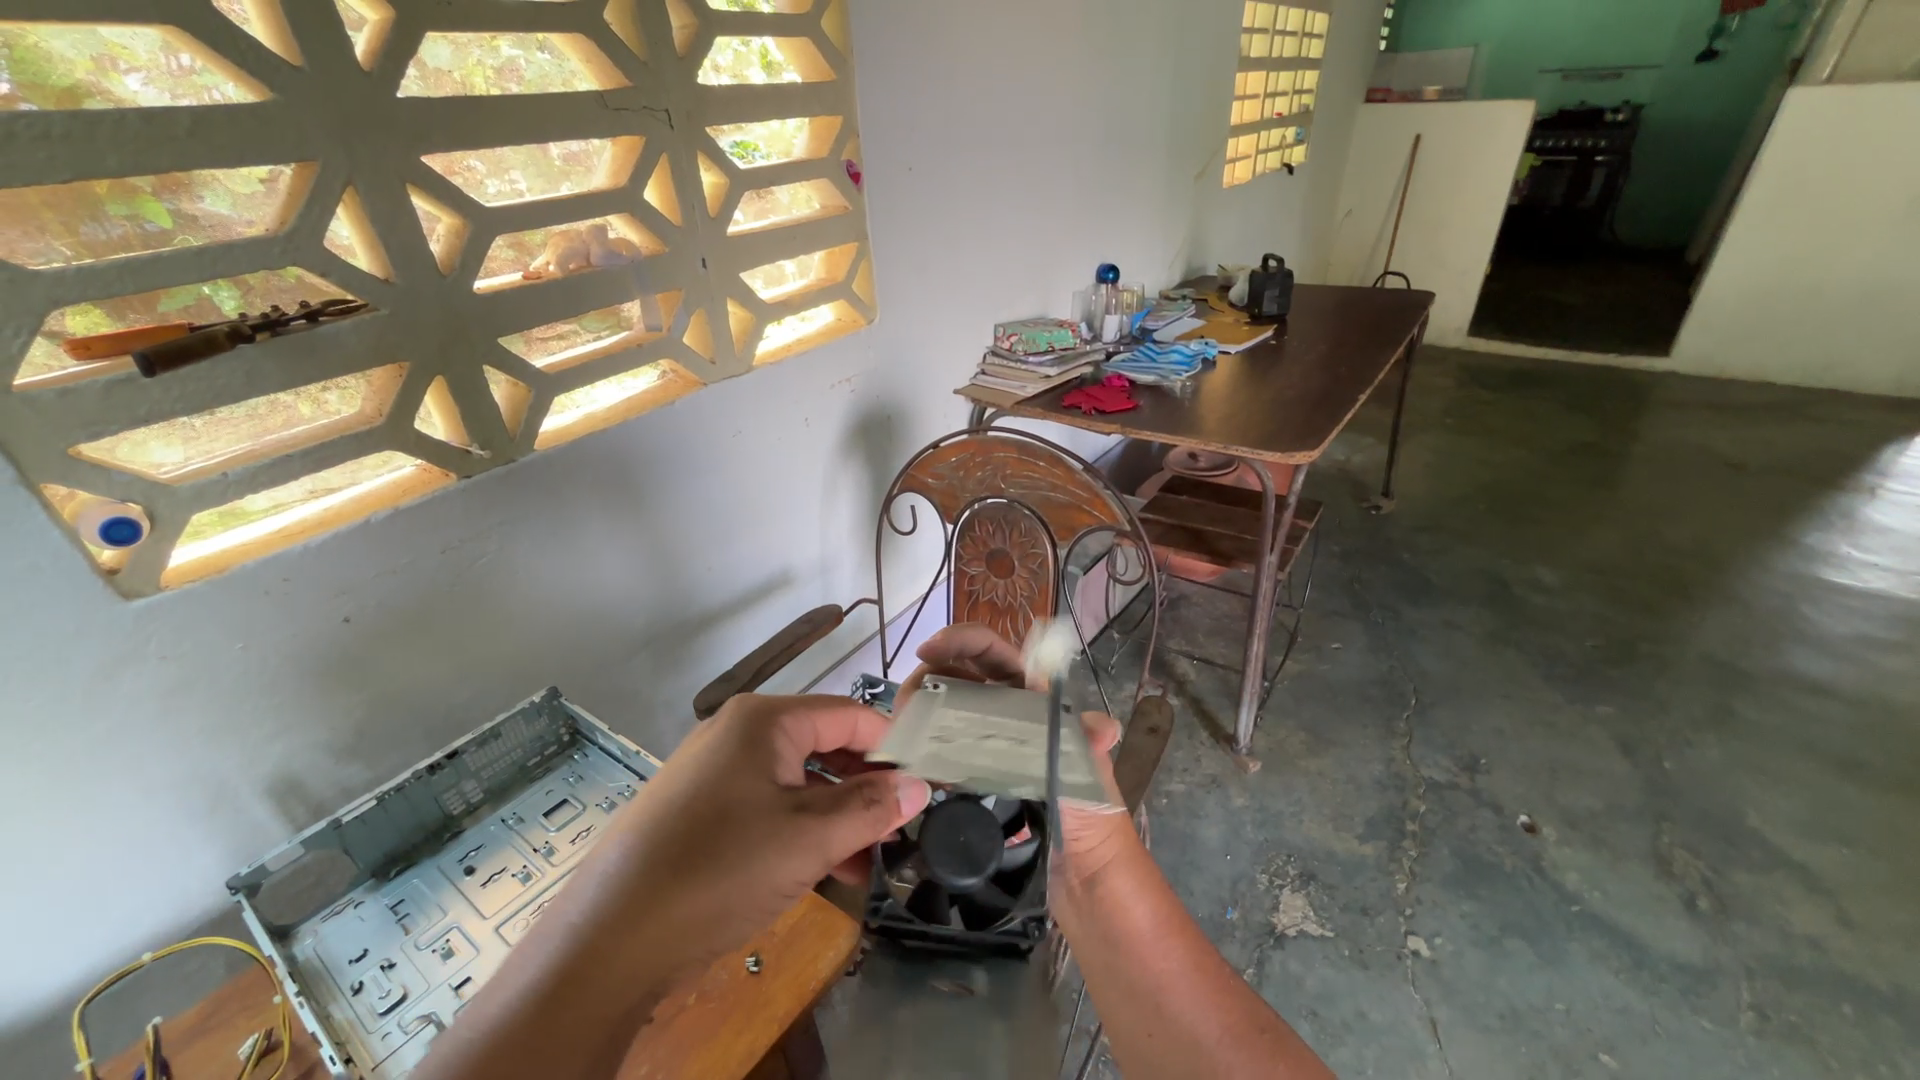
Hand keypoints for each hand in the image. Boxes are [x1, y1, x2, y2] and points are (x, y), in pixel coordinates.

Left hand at [590, 694, 931, 982]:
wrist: (610, 937)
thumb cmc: (720, 869)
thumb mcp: (809, 839)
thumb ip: (870, 808)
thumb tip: (919, 786)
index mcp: (764, 721)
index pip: (850, 715)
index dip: (893, 746)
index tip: (928, 783)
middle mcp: (738, 734)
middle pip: (823, 747)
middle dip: (866, 789)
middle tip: (902, 828)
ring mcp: (715, 773)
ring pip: (797, 784)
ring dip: (838, 819)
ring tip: (869, 862)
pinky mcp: (701, 811)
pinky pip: (768, 809)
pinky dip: (802, 833)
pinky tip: (827, 872)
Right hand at [898, 623, 1139, 890]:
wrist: (1085, 881)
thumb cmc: (1091, 819)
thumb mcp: (1087, 777)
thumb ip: (1085, 747)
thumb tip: (1102, 724)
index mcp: (1039, 701)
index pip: (997, 654)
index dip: (962, 642)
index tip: (926, 652)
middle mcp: (1013, 715)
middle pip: (964, 676)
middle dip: (931, 675)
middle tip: (907, 700)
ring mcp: (994, 746)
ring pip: (950, 709)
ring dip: (923, 708)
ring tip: (904, 728)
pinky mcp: (980, 779)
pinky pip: (947, 751)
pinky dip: (927, 747)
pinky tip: (913, 759)